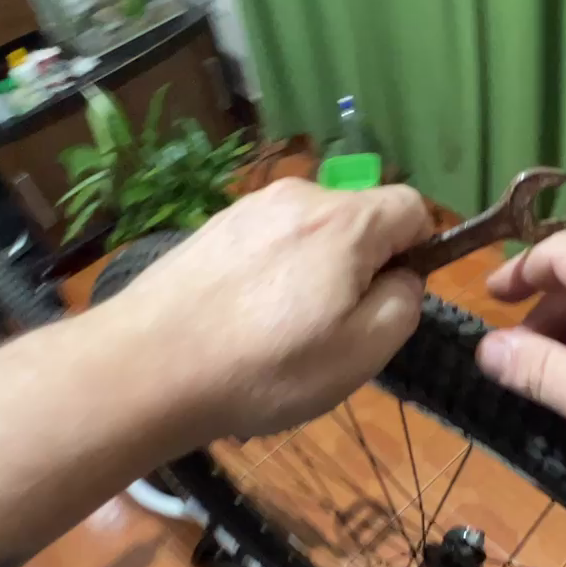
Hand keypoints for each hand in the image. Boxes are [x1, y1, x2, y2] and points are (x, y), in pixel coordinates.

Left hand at [107, 178, 429, 437]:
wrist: (148, 368)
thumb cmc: (269, 366)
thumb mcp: (363, 349)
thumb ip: (404, 302)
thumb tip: (401, 276)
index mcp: (344, 221)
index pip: (412, 206)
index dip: (417, 250)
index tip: (390, 296)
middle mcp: (298, 198)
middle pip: (359, 218)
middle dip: (364, 264)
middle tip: (335, 326)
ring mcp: (248, 209)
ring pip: (313, 232)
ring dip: (318, 271)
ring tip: (284, 329)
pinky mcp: (212, 229)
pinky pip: (270, 242)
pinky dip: (276, 273)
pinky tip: (247, 318)